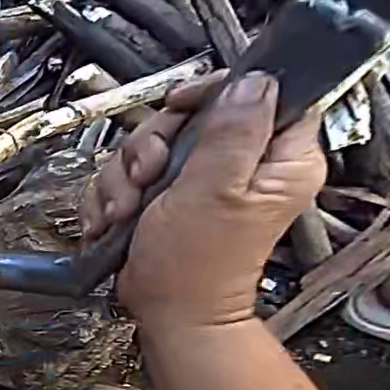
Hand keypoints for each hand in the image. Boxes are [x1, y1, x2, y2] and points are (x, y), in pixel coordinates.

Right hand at [81, 72, 324, 333]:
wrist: (166, 308)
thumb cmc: (195, 265)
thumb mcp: (216, 192)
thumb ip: (233, 135)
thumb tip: (255, 82)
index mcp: (277, 160)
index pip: (261, 94)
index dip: (216, 93)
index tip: (180, 108)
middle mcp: (240, 166)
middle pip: (188, 120)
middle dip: (151, 147)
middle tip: (148, 175)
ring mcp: (197, 182)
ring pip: (148, 148)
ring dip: (124, 178)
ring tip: (128, 209)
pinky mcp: (162, 197)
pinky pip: (127, 176)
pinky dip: (113, 196)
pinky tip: (117, 218)